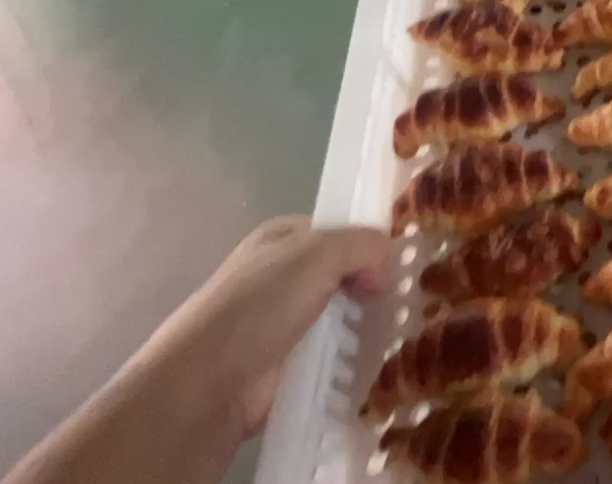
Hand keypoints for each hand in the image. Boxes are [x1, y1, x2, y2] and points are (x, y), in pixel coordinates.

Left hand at [133, 216, 390, 437]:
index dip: (371, 238)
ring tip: (398, 322)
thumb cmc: (260, 305)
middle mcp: (283, 273)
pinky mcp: (290, 358)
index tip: (400, 256)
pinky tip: (376, 349)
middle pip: (346, 268)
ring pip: (344, 307)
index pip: (342, 227)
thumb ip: (365, 244)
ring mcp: (285, 318)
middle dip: (374, 279)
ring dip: (367, 316)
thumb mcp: (322, 252)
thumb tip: (381, 271)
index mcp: (282, 237)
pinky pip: (336, 345)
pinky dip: (355, 348)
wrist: (207, 384)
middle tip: (403, 292)